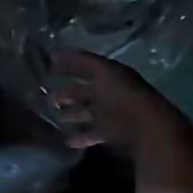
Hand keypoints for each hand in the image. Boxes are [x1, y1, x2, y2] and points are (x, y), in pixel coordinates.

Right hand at [48, 51, 190, 158]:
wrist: (146, 130)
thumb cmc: (123, 97)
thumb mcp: (104, 72)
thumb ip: (81, 61)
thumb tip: (53, 54)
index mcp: (111, 77)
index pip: (86, 68)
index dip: (68, 66)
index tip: (47, 67)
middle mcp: (110, 94)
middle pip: (84, 92)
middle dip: (67, 94)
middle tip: (46, 98)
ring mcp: (109, 115)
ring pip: (84, 113)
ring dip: (70, 115)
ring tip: (52, 117)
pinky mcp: (109, 134)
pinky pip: (89, 134)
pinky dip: (78, 136)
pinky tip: (65, 138)